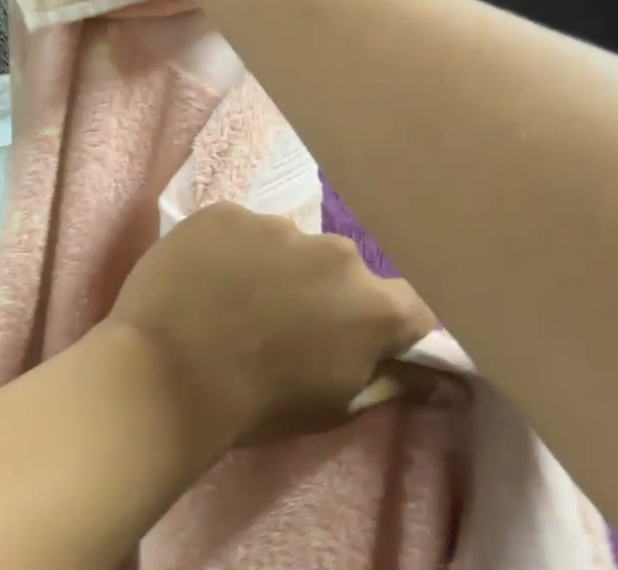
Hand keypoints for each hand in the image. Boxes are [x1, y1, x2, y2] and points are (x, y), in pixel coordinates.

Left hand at [105, 201, 436, 454]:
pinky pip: (237, 228)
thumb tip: (451, 385)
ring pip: (286, 244)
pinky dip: (227, 248)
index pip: (407, 305)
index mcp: (373, 305)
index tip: (354, 340)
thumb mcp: (336, 406)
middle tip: (280, 321)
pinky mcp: (221, 211)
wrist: (166, 372)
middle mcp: (334, 253)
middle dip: (322, 291)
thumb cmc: (257, 403)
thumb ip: (394, 382)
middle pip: (341, 269)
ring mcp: (273, 225)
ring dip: (272, 265)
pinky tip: (201, 277)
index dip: (384, 324)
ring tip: (231, 299)